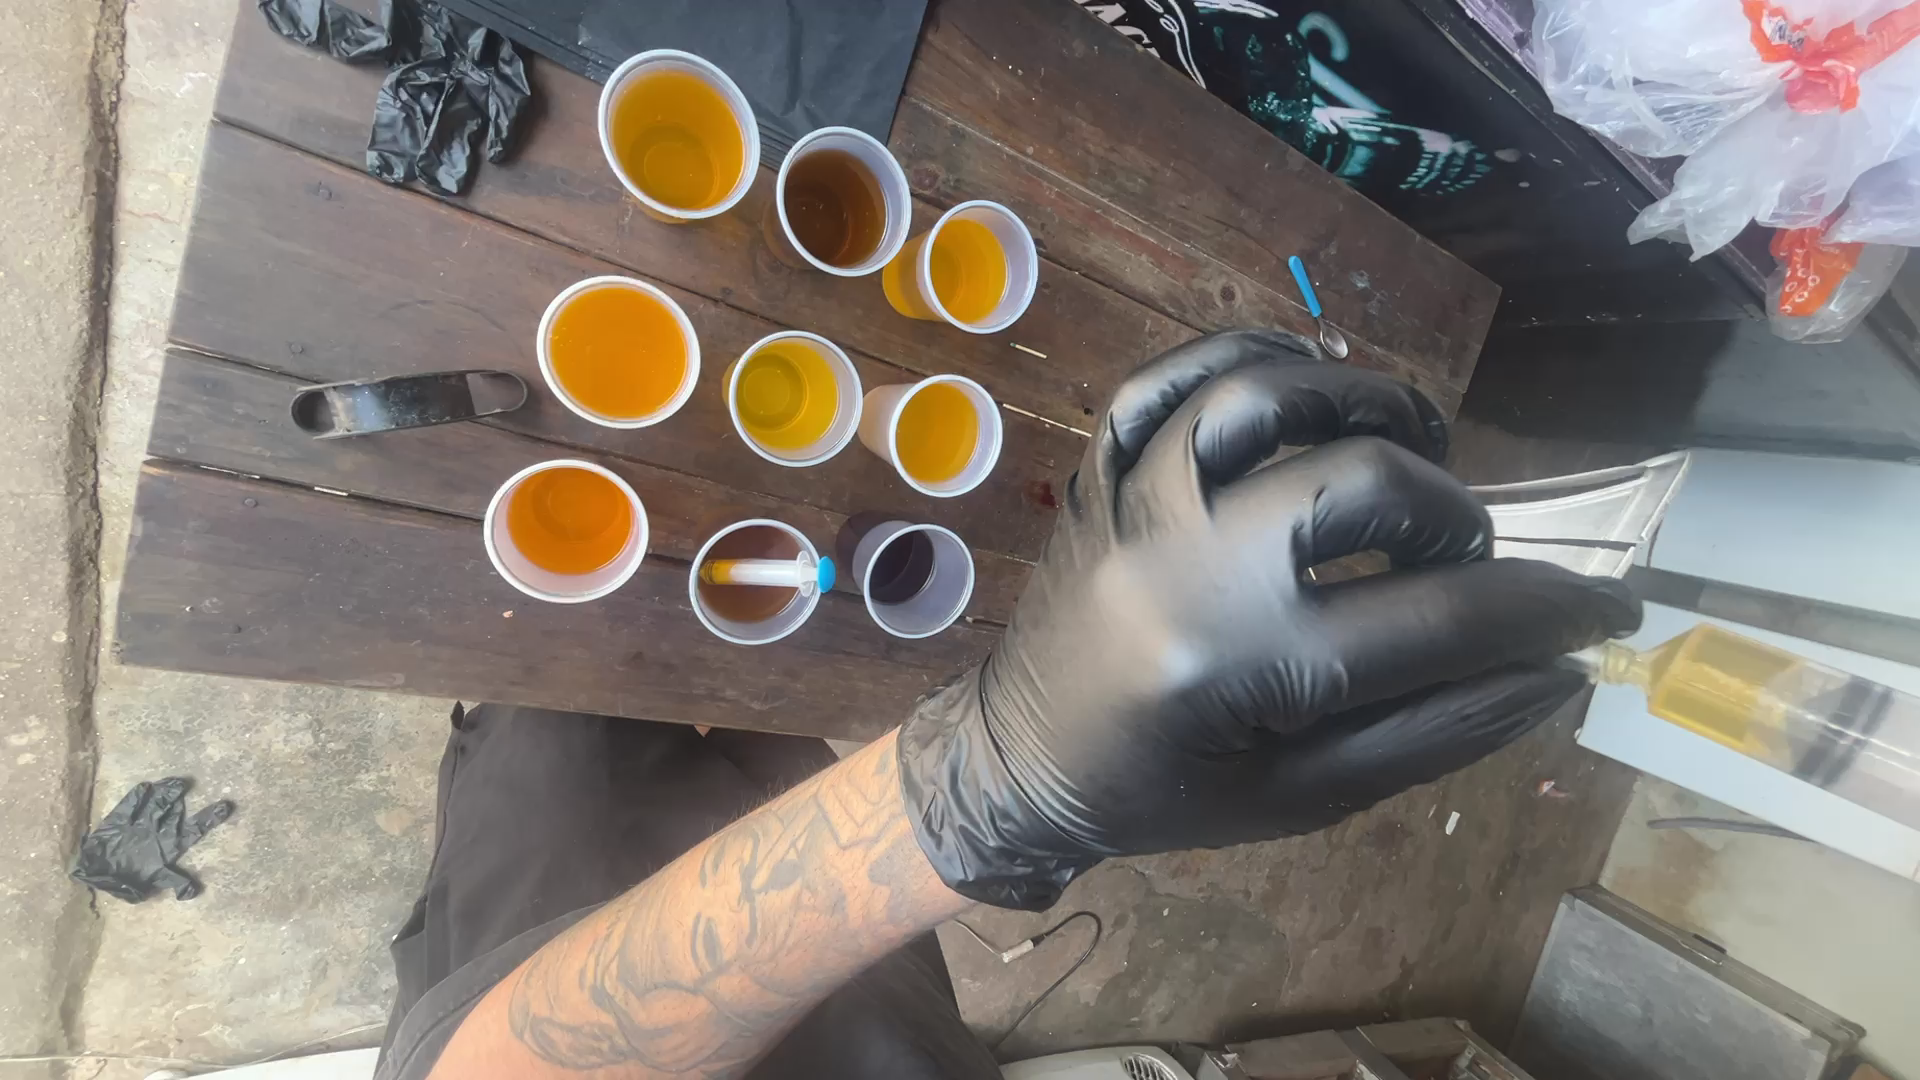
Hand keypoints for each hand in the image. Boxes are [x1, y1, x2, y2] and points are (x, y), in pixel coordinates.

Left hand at [897, 330, 1640, 908]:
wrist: (1022, 761)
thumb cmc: (1159, 793)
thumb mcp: (1298, 796)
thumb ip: (1431, 733)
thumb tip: (1557, 665)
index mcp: (1240, 664)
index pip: (1437, 618)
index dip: (1547, 612)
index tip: (1605, 609)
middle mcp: (1182, 561)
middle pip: (1359, 480)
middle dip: (1446, 518)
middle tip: (1455, 556)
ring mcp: (1128, 504)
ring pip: (1259, 396)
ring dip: (1358, 403)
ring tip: (1398, 445)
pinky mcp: (1093, 481)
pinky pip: (1158, 384)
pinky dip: (1237, 359)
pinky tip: (1294, 381)